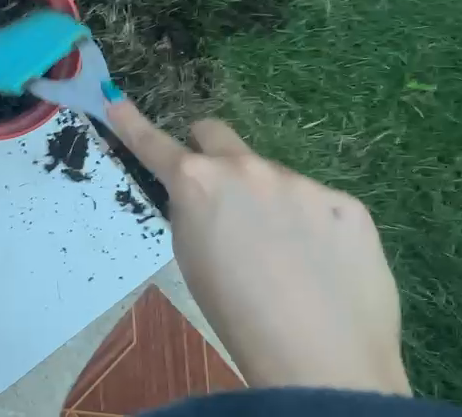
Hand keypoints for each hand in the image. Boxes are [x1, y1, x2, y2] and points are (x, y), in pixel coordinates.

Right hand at [107, 99, 411, 396]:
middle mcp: (244, 167)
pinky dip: (317, 227)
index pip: (153, 142)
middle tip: (224, 198)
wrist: (322, 362)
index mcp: (195, 181)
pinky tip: (326, 266)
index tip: (114, 100)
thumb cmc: (235, 315)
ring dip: (271, 202)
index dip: (129, 121)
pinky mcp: (347, 204)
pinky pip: (320, 205)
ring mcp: (300, 182)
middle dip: (211, 154)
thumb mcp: (190, 255)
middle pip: (216, 134)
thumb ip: (193, 210)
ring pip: (273, 178)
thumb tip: (206, 197)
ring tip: (291, 258)